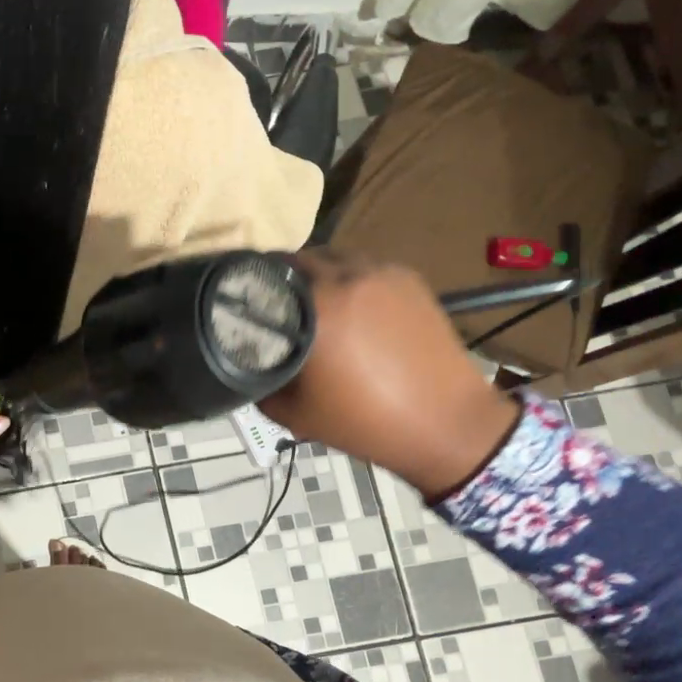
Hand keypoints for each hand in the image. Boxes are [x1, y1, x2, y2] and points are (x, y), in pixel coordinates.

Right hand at [257, 249, 520, 498]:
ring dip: (317, 274)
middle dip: (283, 276)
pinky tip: (346, 307)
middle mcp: (349, 278)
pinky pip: (366, 268)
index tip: (238, 301)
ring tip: (309, 302)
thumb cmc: (363, 422)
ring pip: (336, 258)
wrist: (444, 423)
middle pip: (301, 259)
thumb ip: (260, 384)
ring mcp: (383, 274)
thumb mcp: (293, 412)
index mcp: (317, 307)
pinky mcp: (410, 280)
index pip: (266, 275)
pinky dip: (350, 279)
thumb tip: (248, 365)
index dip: (248, 284)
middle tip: (272, 302)